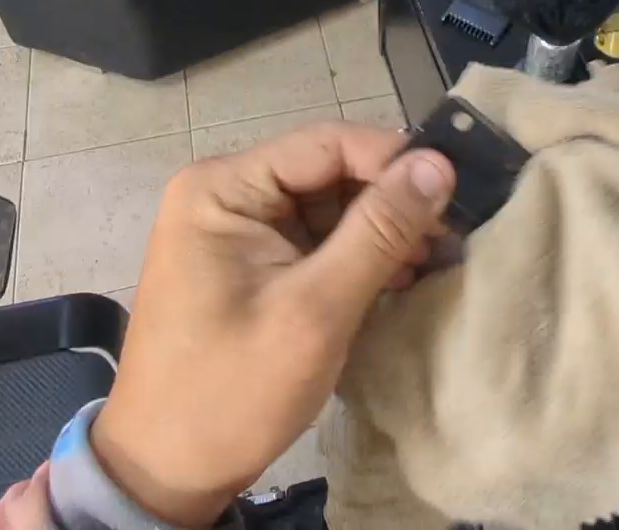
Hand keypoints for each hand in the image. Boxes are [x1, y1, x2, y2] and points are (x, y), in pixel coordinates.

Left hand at [90, 122, 455, 526]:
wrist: (164, 476)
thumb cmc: (232, 392)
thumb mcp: (316, 310)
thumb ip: (379, 231)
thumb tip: (438, 164)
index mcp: (223, 188)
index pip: (327, 143)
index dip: (393, 158)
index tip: (453, 185)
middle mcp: (228, 192)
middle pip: (331, 171)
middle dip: (392, 198)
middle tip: (452, 227)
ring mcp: (240, 226)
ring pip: (332, 203)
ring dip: (383, 227)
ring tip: (436, 253)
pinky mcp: (254, 258)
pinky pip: (319, 235)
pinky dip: (361, 251)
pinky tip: (401, 272)